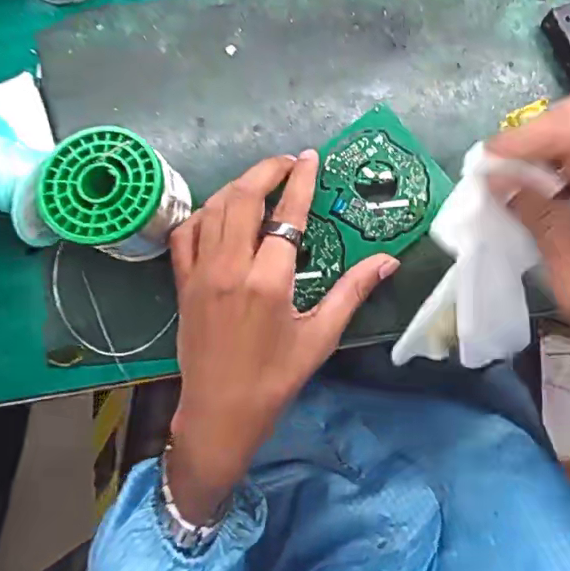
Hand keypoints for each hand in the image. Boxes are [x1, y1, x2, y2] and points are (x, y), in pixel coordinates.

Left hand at [163, 151, 397, 522]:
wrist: (218, 412)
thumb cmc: (274, 379)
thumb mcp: (319, 337)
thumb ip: (351, 292)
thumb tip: (387, 260)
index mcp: (268, 281)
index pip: (287, 214)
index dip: (300, 180)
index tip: (310, 158)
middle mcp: (230, 267)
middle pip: (244, 198)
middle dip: (267, 170)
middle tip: (288, 163)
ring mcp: (200, 273)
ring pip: (214, 208)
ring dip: (238, 187)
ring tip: (262, 182)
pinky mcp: (182, 282)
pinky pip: (186, 233)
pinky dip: (203, 213)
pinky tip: (220, 213)